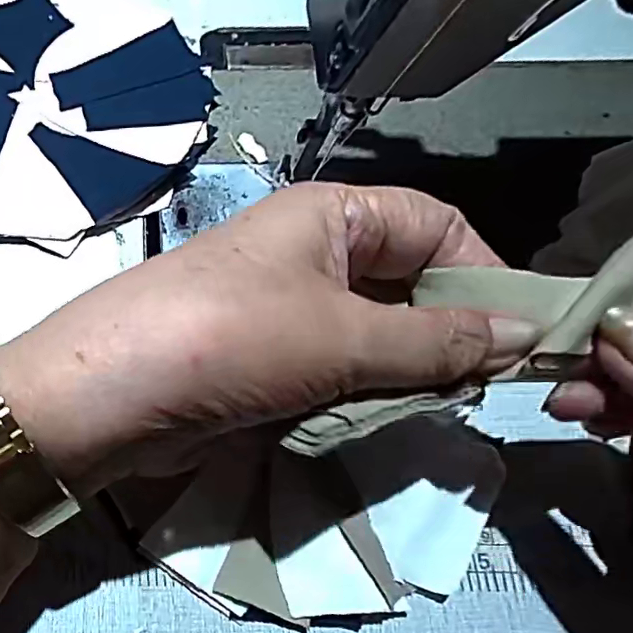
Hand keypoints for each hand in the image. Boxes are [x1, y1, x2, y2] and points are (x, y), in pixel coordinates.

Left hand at [0, 183, 539, 493]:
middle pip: (407, 282)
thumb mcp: (342, 336)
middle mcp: (311, 254)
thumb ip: (434, 341)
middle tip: (483, 383)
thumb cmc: (230, 339)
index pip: (436, 226)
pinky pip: (338, 369)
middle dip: (448, 329)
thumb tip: (521, 334)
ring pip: (375, 333)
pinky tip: (385, 416)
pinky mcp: (266, 361)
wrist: (111, 396)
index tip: (520, 331)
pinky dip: (367, 391)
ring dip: (408, 368)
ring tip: (440, 405)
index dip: (483, 273)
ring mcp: (286, 310)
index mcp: (332, 215)